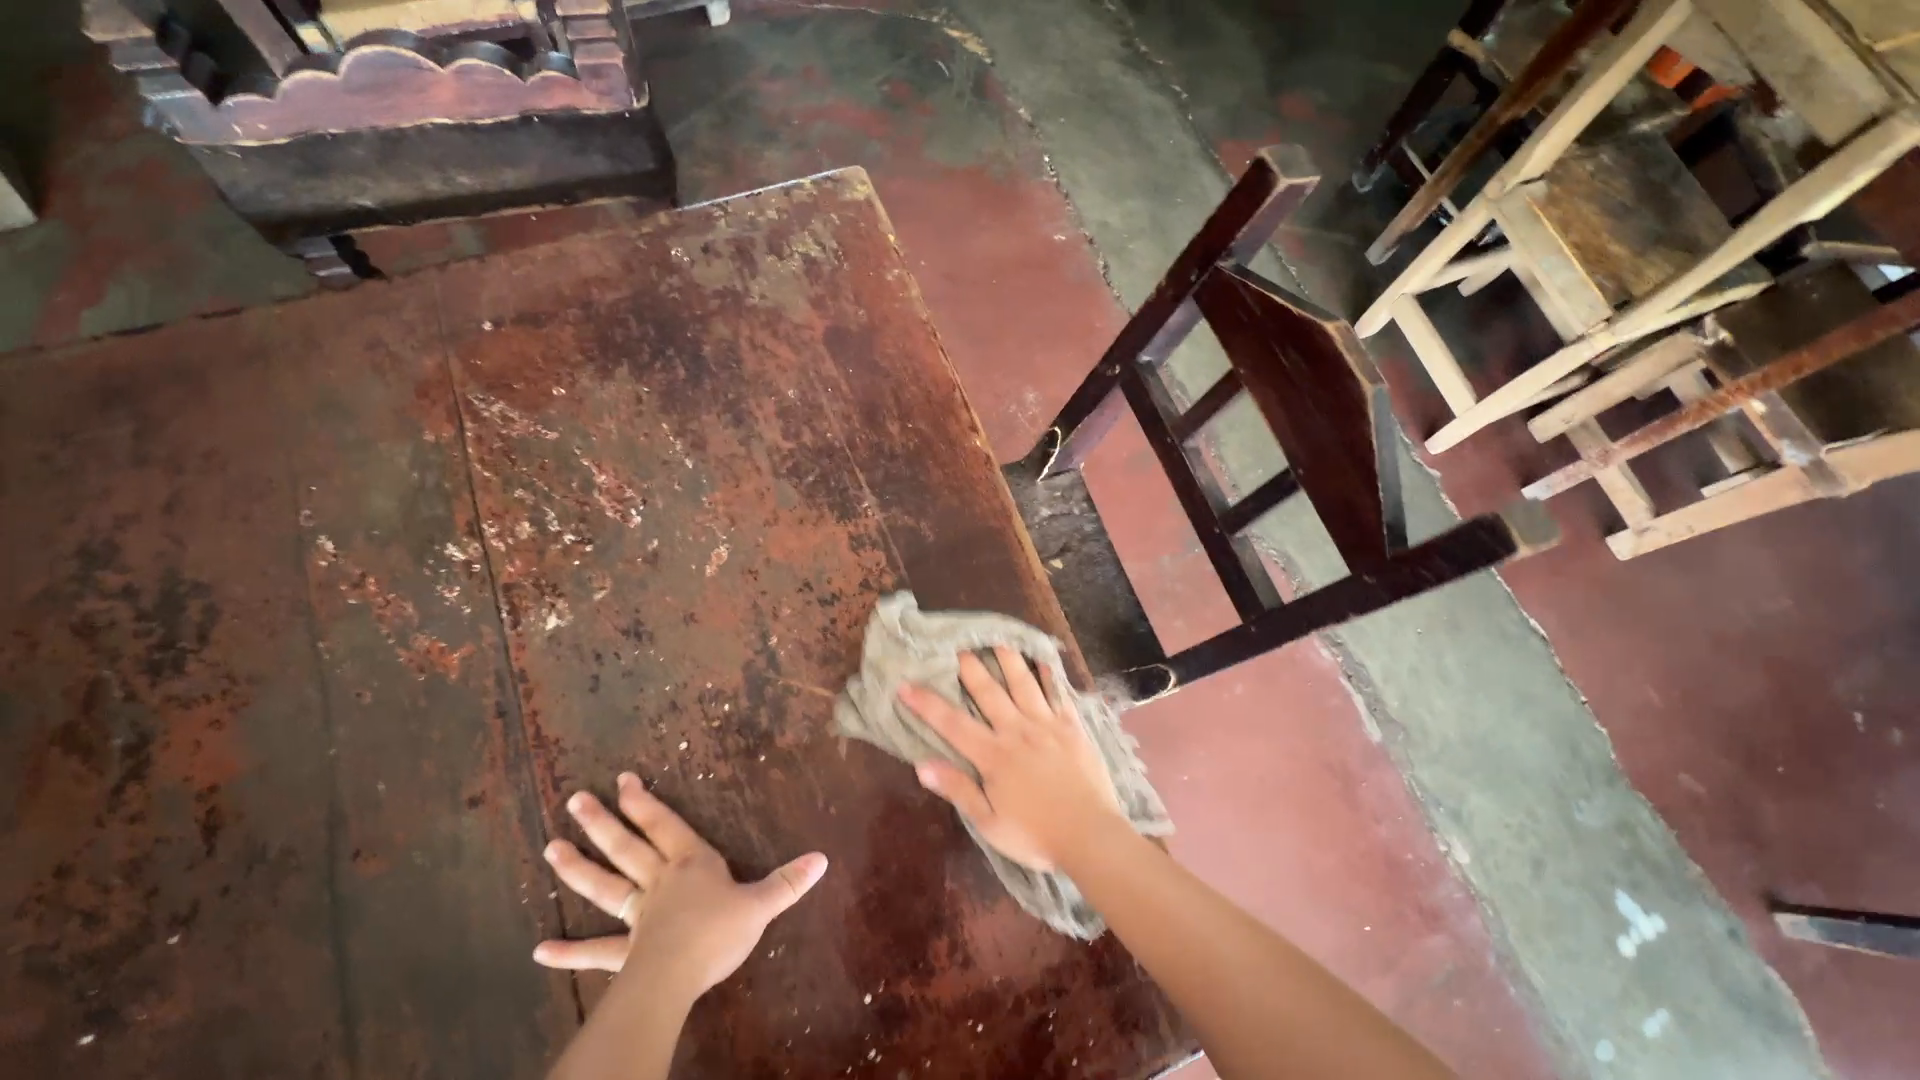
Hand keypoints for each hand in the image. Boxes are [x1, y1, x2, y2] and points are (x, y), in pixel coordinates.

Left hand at [533, 772, 828, 999]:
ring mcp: (638, 915)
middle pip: (627, 846)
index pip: (665, 825)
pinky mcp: (627, 951)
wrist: (681, 973)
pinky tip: (540, 950)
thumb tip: (822, 858)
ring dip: (577, 868)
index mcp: (690, 864)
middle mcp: (659, 881)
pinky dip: (569, 951)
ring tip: (550, 849)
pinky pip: (596, 950)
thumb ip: (788, 882)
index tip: (622, 780)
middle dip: (602, 822)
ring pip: (604, 886)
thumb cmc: (720, 931)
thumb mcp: (762, 904)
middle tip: (576, 800)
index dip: (644, 803)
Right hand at [898, 646, 1126, 871]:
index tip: (906, 685)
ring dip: (1009, 661)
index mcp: (993, 756)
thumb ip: (958, 790)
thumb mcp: (989, 823)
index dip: (927, 704)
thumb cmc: (1036, 836)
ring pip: (1024, 685)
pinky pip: (1059, 695)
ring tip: (998, 642)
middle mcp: (1017, 732)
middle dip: (969, 668)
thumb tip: (921, 765)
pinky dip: (1050, 676)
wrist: (1091, 835)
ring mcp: (1048, 727)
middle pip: (988, 693)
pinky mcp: (1073, 729)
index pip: (952, 724)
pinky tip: (1045, 661)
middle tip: (956, 647)